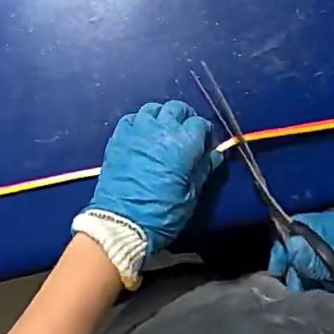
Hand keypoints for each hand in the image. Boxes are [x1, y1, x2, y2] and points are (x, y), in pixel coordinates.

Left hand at [84, 101, 221, 253]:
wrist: (121, 224)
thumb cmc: (163, 211)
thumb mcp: (192, 193)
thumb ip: (204, 168)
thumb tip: (215, 154)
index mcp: (186, 141)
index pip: (201, 123)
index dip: (205, 134)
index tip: (204, 146)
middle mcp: (163, 129)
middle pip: (177, 108)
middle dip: (184, 118)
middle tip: (185, 134)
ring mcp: (138, 131)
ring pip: (153, 109)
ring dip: (161, 117)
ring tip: (162, 131)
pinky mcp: (119, 138)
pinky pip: (131, 119)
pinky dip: (139, 123)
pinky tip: (142, 136)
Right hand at [268, 212, 333, 319]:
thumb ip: (318, 255)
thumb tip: (288, 251)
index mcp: (333, 227)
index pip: (296, 229)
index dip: (284, 248)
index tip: (277, 273)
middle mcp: (333, 242)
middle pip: (299, 252)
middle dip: (290, 271)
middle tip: (291, 294)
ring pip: (308, 271)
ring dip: (301, 285)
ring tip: (300, 304)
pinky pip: (321, 287)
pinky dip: (314, 295)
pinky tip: (312, 307)